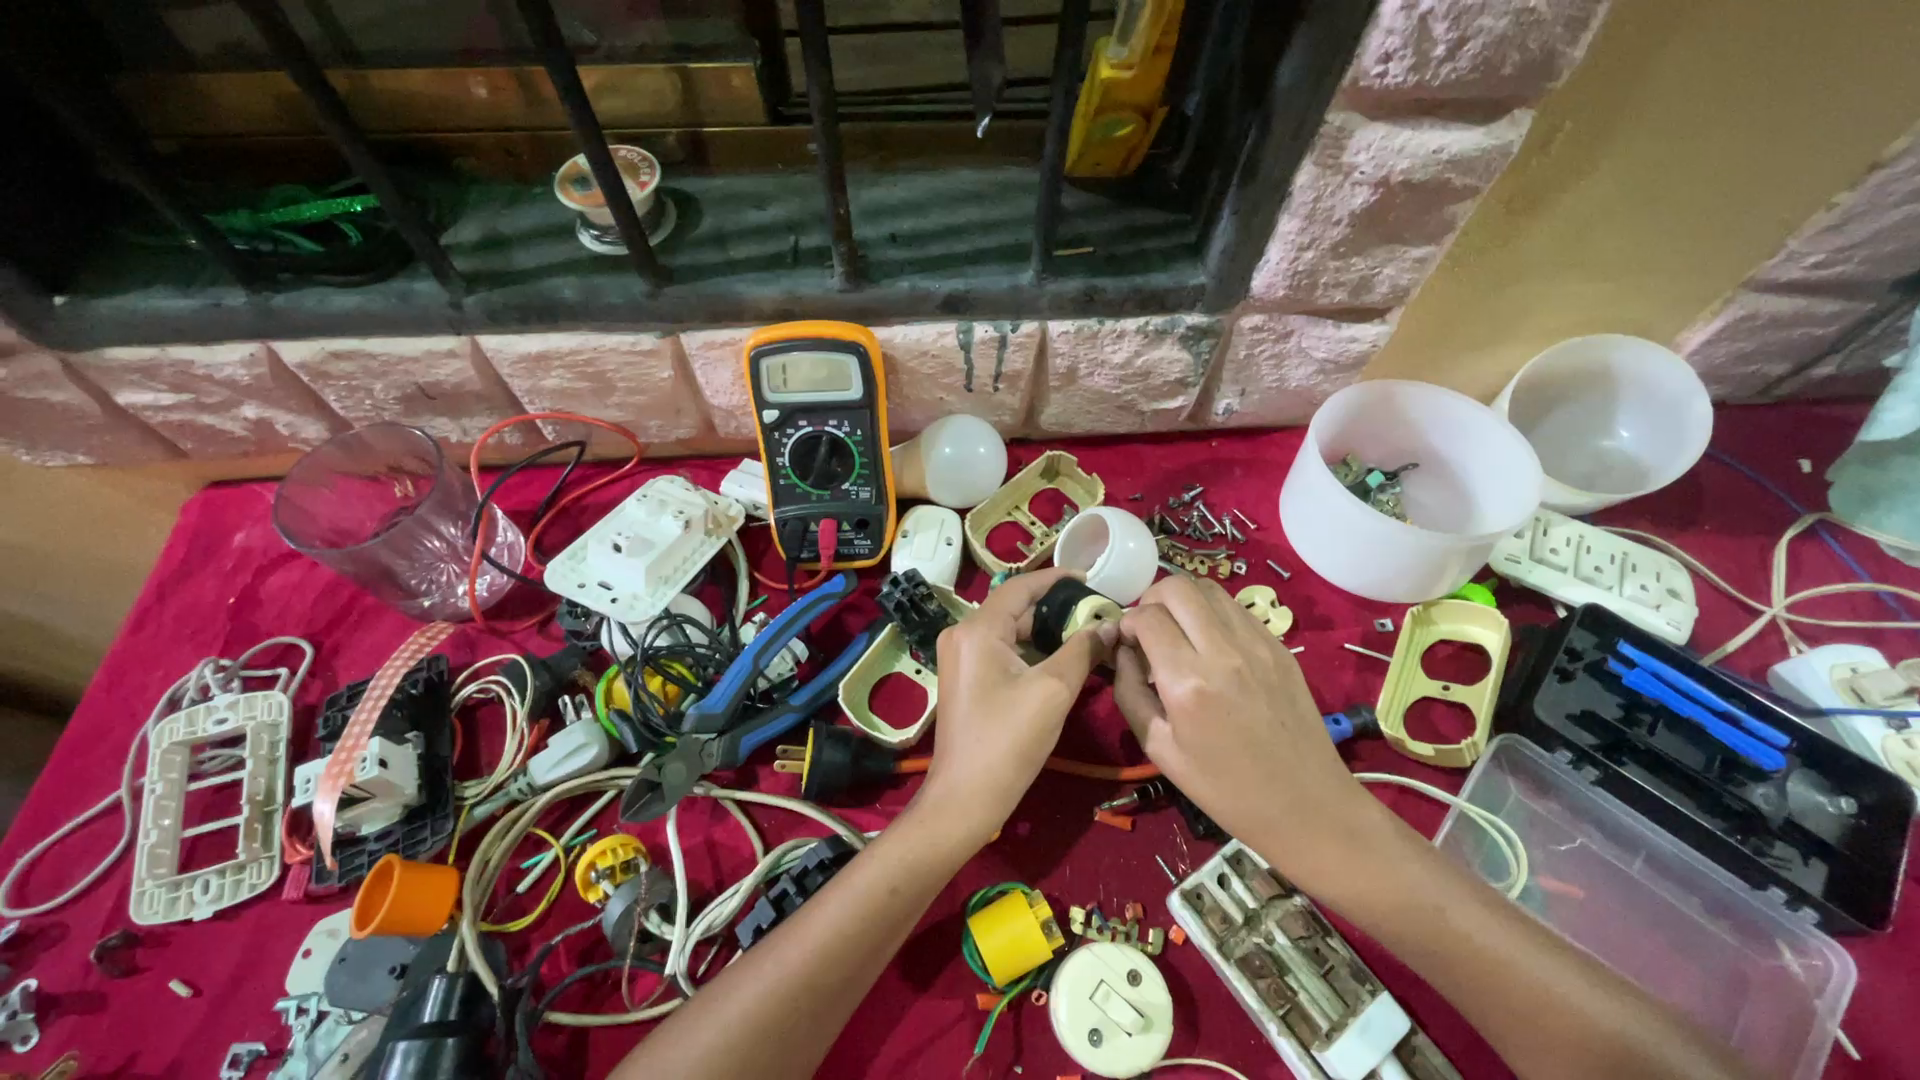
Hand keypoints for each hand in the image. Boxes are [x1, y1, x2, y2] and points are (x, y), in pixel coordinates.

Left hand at [915, 568, 1117, 845]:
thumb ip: (1083, 650)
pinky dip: (1033, 653)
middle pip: (1016, 610)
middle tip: (1099, 614)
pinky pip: (1003, 653)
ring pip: (1011, 633)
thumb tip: (1111, 625)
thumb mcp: (1054, 690)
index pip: (1020, 587)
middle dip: (1057, 611)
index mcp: (977, 629)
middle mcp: (962, 635)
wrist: (967, 797)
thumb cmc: (1008, 740)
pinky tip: (1064, 661)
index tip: (1092, 579)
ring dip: (1047, 633)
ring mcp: (961, 659)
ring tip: (1089, 636)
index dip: (1057, 579)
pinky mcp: (967, 681)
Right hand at [1112, 575, 1370, 879]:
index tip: (1125, 641)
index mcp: (1188, 683)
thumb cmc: (1223, 788)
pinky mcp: (1280, 647)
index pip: (1146, 617)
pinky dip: (1213, 614)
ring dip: (1184, 601)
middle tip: (1148, 627)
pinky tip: (1210, 645)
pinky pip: (1236, 609)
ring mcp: (1258, 644)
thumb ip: (1130, 692)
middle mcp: (1223, 651)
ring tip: (1178, 630)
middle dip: (1152, 598)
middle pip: (1177, 587)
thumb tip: (1122, 651)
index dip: (1127, 621)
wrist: (1305, 804)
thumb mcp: (1158, 748)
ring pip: (1210, 589)